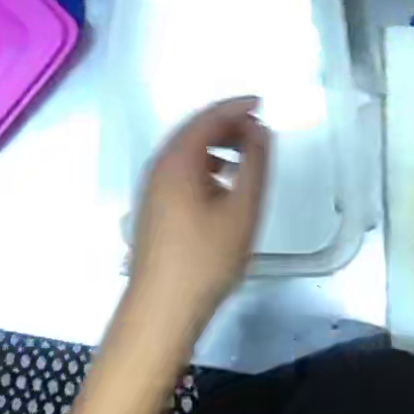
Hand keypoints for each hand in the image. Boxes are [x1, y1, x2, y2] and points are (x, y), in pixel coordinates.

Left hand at [128, 96, 271, 329]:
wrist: (160, 310)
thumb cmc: (205, 259)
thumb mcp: (241, 210)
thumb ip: (254, 164)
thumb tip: (259, 130)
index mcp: (177, 159)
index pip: (208, 117)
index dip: (236, 107)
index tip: (262, 104)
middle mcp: (159, 164)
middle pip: (194, 130)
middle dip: (226, 124)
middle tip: (257, 129)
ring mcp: (151, 186)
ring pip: (186, 151)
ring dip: (216, 144)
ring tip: (245, 155)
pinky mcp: (152, 205)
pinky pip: (180, 169)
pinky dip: (204, 164)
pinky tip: (223, 184)